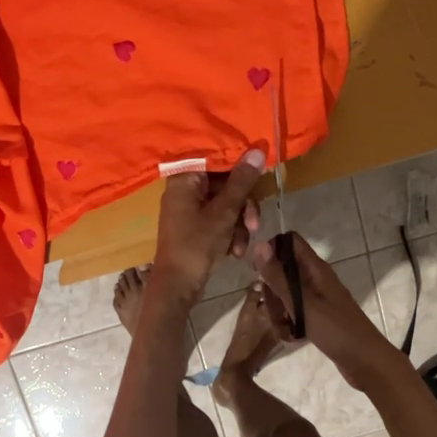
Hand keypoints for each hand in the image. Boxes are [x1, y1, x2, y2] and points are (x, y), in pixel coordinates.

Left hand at [150, 150, 265, 302]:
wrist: (177, 286)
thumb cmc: (196, 245)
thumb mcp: (224, 213)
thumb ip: (241, 181)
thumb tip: (257, 150)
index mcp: (184, 179)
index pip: (216, 159)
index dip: (240, 166)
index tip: (259, 176)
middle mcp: (184, 190)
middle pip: (224, 185)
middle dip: (243, 206)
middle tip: (255, 224)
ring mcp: (189, 211)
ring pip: (226, 205)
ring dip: (239, 224)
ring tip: (242, 246)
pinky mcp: (195, 228)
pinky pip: (219, 221)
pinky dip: (230, 234)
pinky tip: (234, 252)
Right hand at [251, 234, 404, 389]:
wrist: (365, 360)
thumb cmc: (336, 329)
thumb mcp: (302, 303)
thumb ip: (279, 277)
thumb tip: (259, 246)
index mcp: (316, 269)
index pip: (291, 242)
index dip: (271, 250)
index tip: (257, 272)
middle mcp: (317, 280)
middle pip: (284, 271)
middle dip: (271, 289)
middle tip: (270, 309)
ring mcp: (318, 300)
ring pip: (287, 295)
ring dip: (278, 310)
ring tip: (282, 328)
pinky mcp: (318, 317)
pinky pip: (295, 313)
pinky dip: (289, 323)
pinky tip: (289, 337)